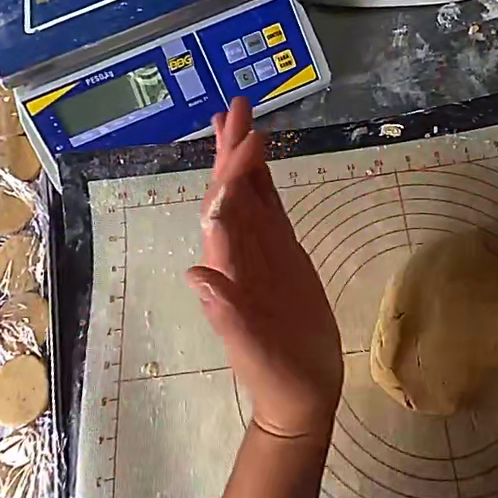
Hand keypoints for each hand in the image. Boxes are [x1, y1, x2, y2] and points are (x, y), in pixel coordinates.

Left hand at [187, 98, 343, 441]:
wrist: (300, 391)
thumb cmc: (277, 376)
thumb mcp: (254, 352)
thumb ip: (228, 314)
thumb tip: (196, 272)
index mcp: (229, 271)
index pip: (226, 213)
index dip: (233, 175)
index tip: (248, 140)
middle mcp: (240, 252)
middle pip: (231, 192)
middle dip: (231, 150)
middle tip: (236, 106)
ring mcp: (262, 251)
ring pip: (248, 194)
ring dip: (241, 157)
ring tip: (240, 119)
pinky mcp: (283, 253)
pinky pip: (271, 209)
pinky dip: (265, 181)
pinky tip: (261, 160)